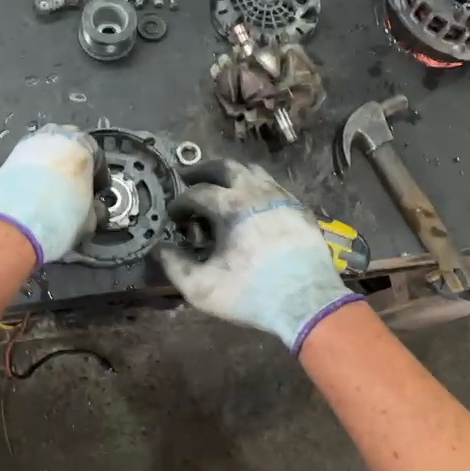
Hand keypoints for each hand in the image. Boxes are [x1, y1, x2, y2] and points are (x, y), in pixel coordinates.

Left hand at [0, 126, 101, 263]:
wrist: (14, 225)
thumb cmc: (61, 217)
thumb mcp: (91, 219)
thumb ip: (96, 208)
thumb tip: (95, 209)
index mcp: (81, 145)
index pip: (97, 156)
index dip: (99, 176)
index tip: (98, 191)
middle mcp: (55, 136)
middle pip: (69, 147)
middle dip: (73, 165)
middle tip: (75, 188)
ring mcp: (28, 144)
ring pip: (46, 152)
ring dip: (51, 168)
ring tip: (53, 192)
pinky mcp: (8, 157)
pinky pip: (28, 162)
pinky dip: (33, 173)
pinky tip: (34, 194)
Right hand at [155, 161, 362, 352]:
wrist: (308, 304)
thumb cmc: (251, 294)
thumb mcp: (201, 288)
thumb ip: (174, 265)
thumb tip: (161, 248)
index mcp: (231, 206)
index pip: (197, 193)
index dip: (180, 202)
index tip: (173, 216)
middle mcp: (257, 192)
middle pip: (226, 166)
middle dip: (203, 171)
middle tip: (190, 179)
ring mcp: (282, 198)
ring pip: (254, 172)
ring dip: (232, 176)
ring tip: (221, 189)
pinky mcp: (300, 209)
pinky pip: (274, 187)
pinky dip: (256, 189)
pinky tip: (252, 206)